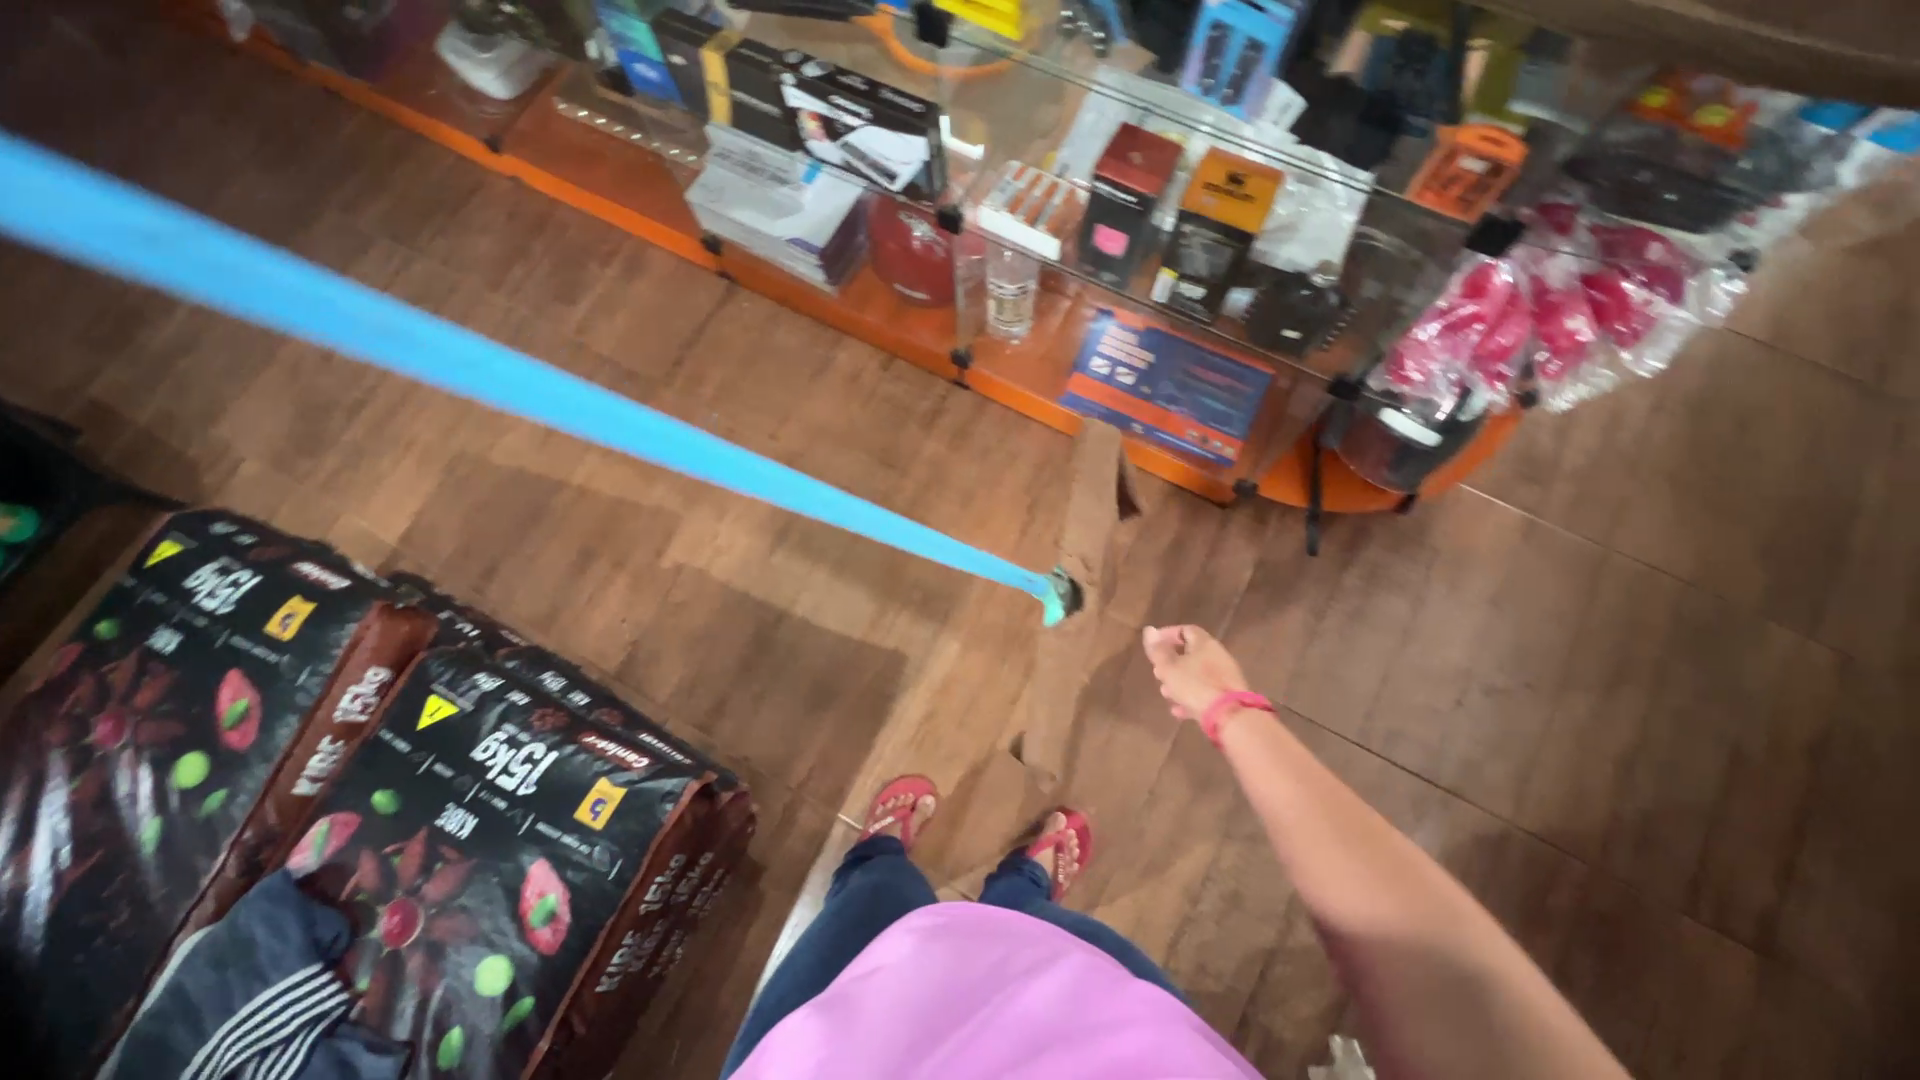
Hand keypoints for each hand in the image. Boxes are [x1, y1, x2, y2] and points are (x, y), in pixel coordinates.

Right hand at [1141, 625, 1249, 721]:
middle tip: (1157, 672)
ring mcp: (1224, 676)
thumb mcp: (1169, 668)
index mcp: (1204, 643)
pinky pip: (1205, 692)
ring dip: (1178, 682)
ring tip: (1165, 693)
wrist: (1229, 715)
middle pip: (1191, 654)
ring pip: (1196, 674)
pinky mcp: (1228, 695)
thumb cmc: (1195, 685)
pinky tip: (1178, 709)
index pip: (1186, 630)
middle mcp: (1217, 656)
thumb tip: (1149, 630)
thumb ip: (1157, 650)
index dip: (1168, 634)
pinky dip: (1190, 697)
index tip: (1153, 645)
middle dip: (1171, 663)